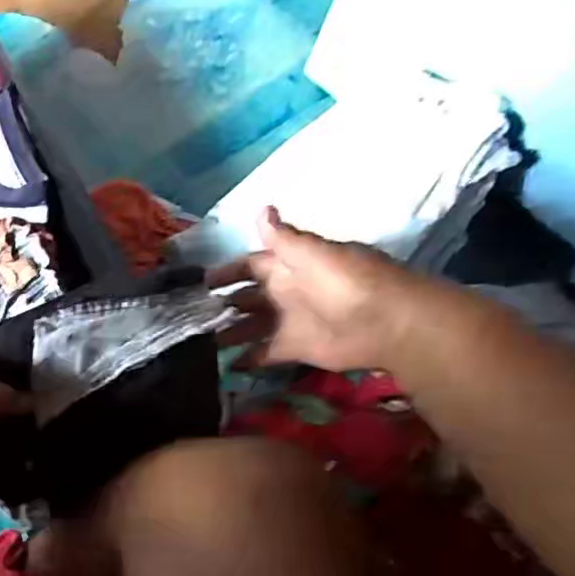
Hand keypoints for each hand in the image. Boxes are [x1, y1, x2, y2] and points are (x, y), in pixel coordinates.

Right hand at [211, 206, 439, 371]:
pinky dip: (245, 360)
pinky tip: (223, 366)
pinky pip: (262, 354)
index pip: (249, 265)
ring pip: (248, 326)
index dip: (226, 273)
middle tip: (191, 318)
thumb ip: (282, 238)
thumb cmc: (347, 282)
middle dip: (221, 305)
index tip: (198, 284)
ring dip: (228, 333)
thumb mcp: (312, 254)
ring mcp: (287, 322)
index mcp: (287, 266)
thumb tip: (261, 209)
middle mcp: (284, 293)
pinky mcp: (292, 348)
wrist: (384, 322)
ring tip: (199, 343)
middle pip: (245, 298)